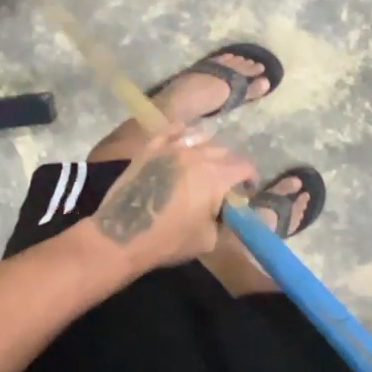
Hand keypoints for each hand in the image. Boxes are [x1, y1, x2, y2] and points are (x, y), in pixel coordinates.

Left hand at [87, 125, 255, 274]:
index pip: (244, 166)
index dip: (250, 178)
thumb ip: (229, 223)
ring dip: (208, 150)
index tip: (246, 191)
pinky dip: (182, 133)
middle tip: (224, 184)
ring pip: (200, 138)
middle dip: (229, 167)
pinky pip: (172, 131)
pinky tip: (183, 140)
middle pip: (223, 152)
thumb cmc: (169, 240)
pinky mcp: (150, 149)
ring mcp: (171, 148)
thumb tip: (236, 215)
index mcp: (216, 177)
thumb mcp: (209, 240)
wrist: (122, 235)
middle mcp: (197, 155)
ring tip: (204, 164)